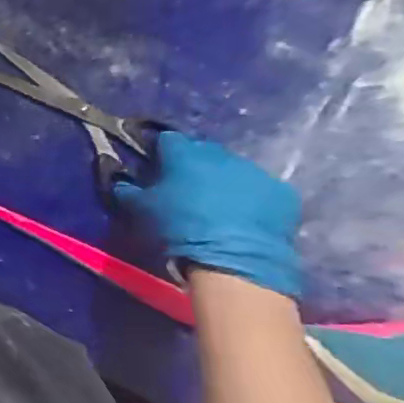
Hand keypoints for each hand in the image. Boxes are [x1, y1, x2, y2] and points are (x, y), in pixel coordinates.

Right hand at [112, 131, 302, 297]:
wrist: (233, 262)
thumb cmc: (176, 228)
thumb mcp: (139, 209)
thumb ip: (128, 188)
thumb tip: (120, 179)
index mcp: (184, 154)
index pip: (167, 139)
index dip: (159, 151)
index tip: (154, 166)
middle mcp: (221, 155)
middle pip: (202, 152)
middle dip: (192, 164)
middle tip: (183, 187)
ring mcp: (256, 173)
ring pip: (232, 169)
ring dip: (221, 180)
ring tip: (214, 204)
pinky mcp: (282, 194)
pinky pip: (259, 189)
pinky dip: (248, 198)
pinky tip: (240, 217)